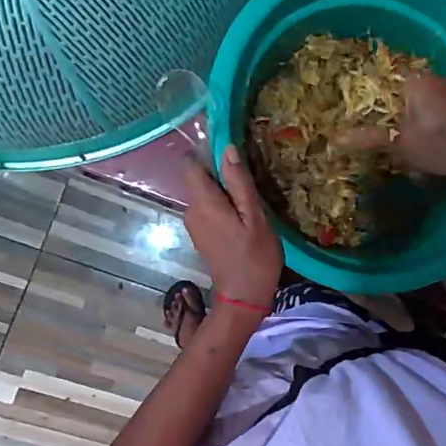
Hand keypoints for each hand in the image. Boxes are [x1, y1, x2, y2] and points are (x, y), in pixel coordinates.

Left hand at [182, 146, 282, 309]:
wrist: (244, 296)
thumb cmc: (255, 256)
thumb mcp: (254, 216)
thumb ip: (239, 182)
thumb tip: (227, 149)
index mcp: (203, 202)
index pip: (190, 163)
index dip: (208, 152)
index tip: (231, 153)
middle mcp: (191, 209)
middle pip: (198, 177)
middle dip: (219, 171)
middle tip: (248, 179)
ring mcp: (193, 223)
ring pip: (204, 192)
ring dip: (223, 189)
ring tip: (248, 198)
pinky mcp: (200, 233)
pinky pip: (207, 207)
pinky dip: (222, 204)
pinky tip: (241, 214)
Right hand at [348, 72, 445, 186]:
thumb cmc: (438, 145)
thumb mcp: (399, 144)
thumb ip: (368, 138)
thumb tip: (334, 140)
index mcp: (418, 80)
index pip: (387, 82)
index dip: (377, 102)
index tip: (372, 120)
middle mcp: (437, 77)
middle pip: (406, 93)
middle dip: (398, 114)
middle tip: (390, 137)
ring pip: (425, 102)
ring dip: (416, 120)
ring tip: (410, 144)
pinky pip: (441, 108)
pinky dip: (433, 122)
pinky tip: (432, 142)